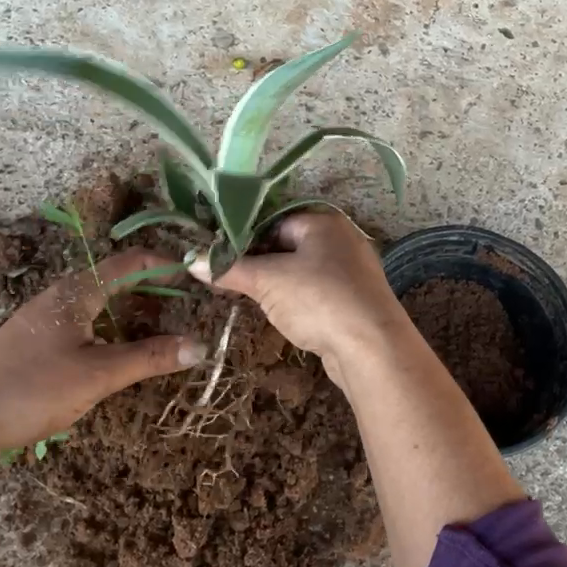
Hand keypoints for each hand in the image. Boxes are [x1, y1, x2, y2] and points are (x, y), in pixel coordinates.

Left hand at [0, 250, 202, 459]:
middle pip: (117, 279)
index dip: (167, 264)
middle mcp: (60, 296)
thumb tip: (201, 345)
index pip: (131, 262)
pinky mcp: (34, 342)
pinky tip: (119, 353)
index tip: (199, 275)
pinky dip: (112, 327)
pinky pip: (85, 321)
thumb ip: (149, 358)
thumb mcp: (97, 376)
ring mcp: (44, 319)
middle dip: (155, 288)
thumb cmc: (29, 390)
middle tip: (188, 305)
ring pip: (100, 302)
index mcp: (76, 292)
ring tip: (162, 329)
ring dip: (133, 310)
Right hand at [188, 212, 412, 386]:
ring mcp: (354, 270)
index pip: (275, 221)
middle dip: (263, 264)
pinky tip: (288, 318)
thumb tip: (193, 261)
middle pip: (290, 245)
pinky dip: (301, 302)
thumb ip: (231, 269)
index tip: (221, 258)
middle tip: (234, 282)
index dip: (246, 239)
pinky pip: (320, 293)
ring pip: (305, 271)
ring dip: (281, 285)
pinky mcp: (357, 300)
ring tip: (257, 301)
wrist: (372, 346)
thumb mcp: (268, 281)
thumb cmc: (319, 300)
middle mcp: (343, 239)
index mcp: (324, 221)